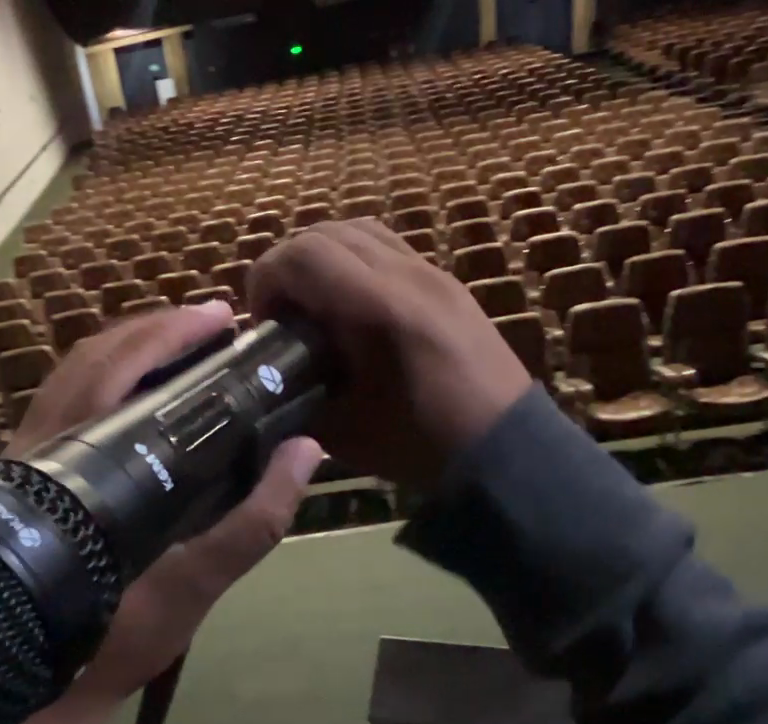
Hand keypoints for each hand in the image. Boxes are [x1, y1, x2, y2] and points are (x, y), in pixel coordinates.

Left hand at [5, 300, 323, 706]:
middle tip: (212, 326)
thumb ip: (252, 523)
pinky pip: (65, 408)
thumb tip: (305, 453)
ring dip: (128, 355)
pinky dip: (108, 386)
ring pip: (72, 379)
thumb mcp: (195, 585)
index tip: (223, 319)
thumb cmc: (116, 635)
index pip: (122, 365)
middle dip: (154, 333)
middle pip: (92, 358)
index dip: (172, 334)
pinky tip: (142, 402)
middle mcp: (43, 445)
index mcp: (81, 462)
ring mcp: (25, 460)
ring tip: (185, 354)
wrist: (34, 685)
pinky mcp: (24, 481)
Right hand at [247, 219, 533, 487]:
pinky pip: (391, 249)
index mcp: (376, 307)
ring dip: (324, 257)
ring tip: (315, 305)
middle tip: (283, 313)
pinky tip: (355, 308)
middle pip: (327, 232)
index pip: (302, 255)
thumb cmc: (421, 445)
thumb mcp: (344, 433)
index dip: (266, 279)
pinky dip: (357, 263)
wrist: (503, 447)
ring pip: (362, 231)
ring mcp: (432, 273)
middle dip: (289, 265)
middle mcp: (405, 274)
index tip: (263, 321)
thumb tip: (270, 380)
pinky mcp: (449, 284)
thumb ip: (296, 397)